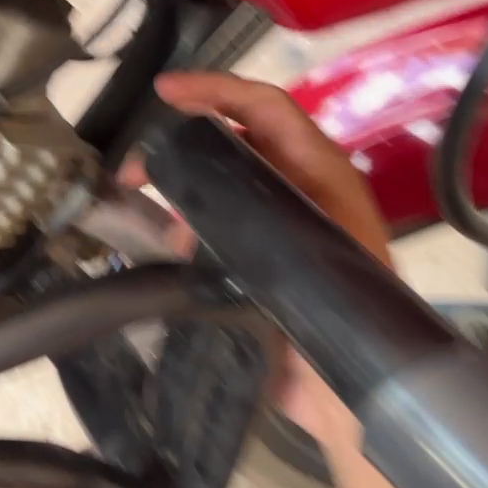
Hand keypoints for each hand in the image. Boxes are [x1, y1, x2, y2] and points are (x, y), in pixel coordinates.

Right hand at [144, 71, 393, 452]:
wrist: (354, 397)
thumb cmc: (346, 323)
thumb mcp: (310, 262)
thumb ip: (260, 233)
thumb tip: (189, 221)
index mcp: (321, 177)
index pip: (267, 109)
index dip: (216, 90)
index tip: (164, 92)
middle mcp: (296, 189)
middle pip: (231, 139)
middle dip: (177, 146)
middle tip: (133, 171)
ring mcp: (274, 221)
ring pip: (214, 181)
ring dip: (178, 195)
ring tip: (157, 226)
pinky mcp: (256, 252)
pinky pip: (208, 223)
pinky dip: (184, 230)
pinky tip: (175, 254)